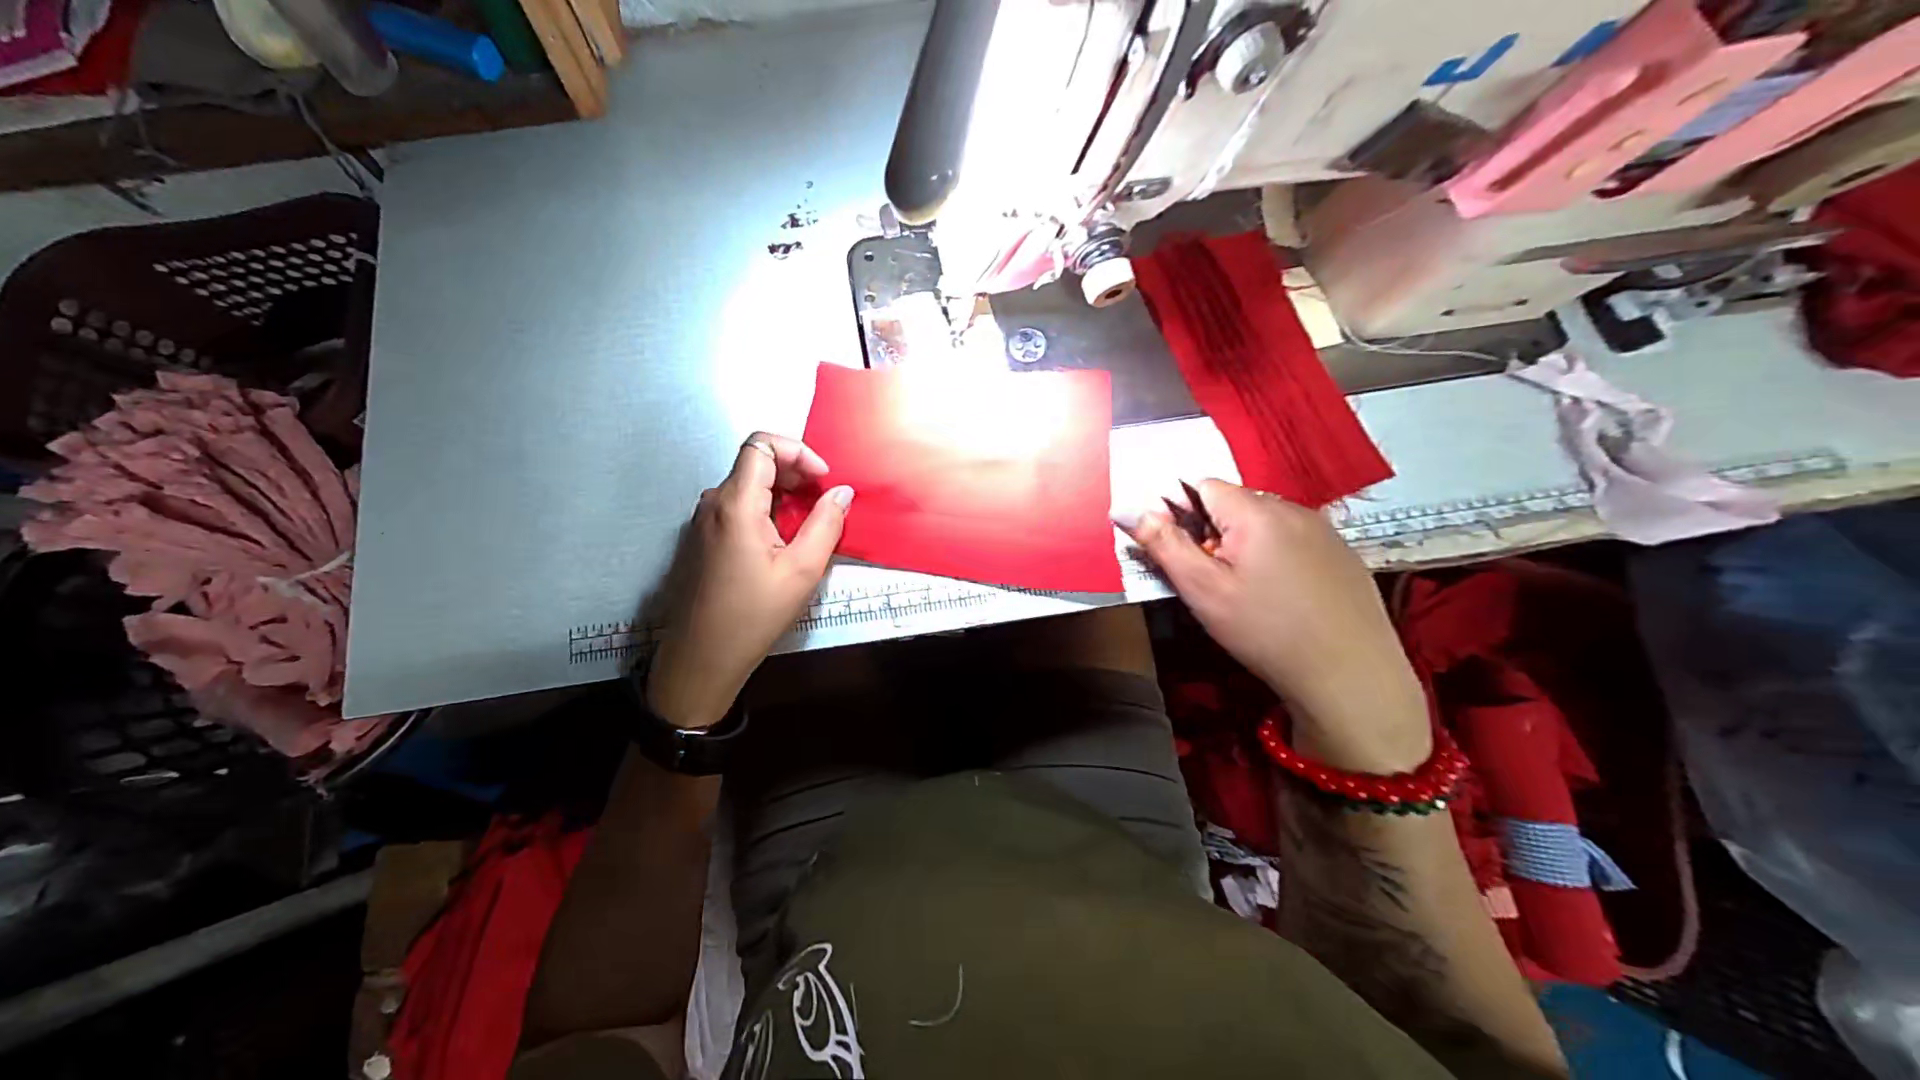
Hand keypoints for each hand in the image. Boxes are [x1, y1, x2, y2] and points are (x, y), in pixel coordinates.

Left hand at [646, 433, 852, 729]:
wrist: (702, 657)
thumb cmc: (754, 614)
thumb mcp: (802, 570)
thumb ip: (826, 524)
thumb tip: (842, 492)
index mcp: (736, 503)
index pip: (761, 444)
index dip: (797, 451)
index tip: (822, 479)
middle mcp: (713, 503)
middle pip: (754, 463)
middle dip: (794, 473)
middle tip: (823, 502)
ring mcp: (702, 521)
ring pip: (746, 487)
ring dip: (781, 495)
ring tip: (807, 525)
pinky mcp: (700, 539)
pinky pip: (736, 508)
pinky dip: (764, 512)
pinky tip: (781, 543)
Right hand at [1119, 480, 1429, 772]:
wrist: (1348, 674)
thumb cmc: (1267, 632)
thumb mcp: (1203, 591)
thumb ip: (1164, 544)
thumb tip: (1128, 509)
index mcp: (1255, 512)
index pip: (1203, 485)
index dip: (1183, 514)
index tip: (1183, 553)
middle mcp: (1292, 509)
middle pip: (1234, 504)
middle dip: (1214, 533)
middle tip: (1213, 580)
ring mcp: (1323, 530)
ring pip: (1265, 523)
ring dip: (1246, 545)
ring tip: (1249, 593)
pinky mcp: (1342, 553)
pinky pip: (1294, 540)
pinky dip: (1278, 558)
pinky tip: (1282, 597)